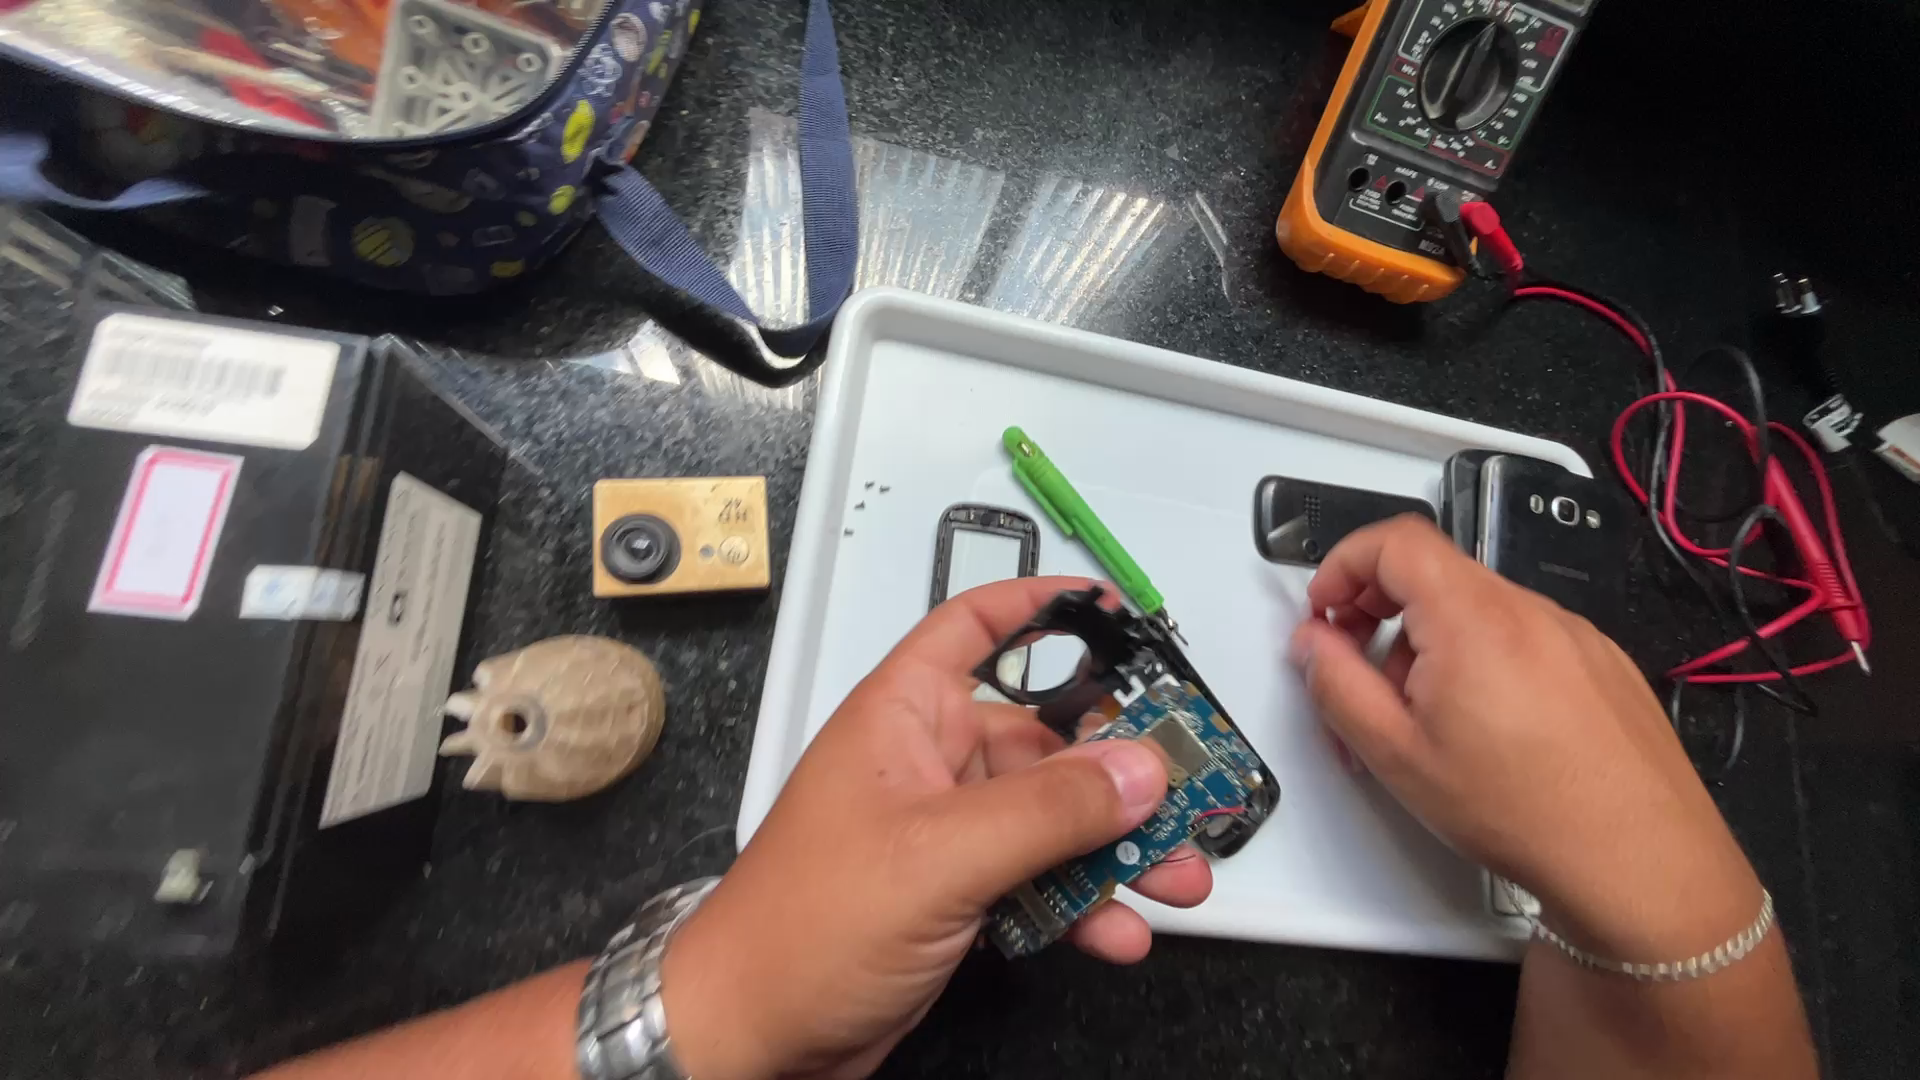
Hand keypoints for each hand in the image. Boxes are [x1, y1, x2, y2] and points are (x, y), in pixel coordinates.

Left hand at [661, 577, 1210, 1079]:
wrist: (755, 1037)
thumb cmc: (810, 922)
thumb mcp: (938, 854)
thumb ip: (1044, 811)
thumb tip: (1139, 769)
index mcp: (907, 712)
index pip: (972, 625)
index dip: (1036, 605)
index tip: (1107, 607)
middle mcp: (932, 758)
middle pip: (1041, 735)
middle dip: (1115, 766)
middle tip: (1184, 786)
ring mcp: (949, 825)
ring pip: (1051, 813)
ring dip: (1115, 843)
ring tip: (1177, 875)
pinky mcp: (961, 886)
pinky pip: (1039, 875)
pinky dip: (1082, 899)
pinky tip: (1119, 929)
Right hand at [1289, 516, 1762, 960]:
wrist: (1647, 871)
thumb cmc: (1523, 813)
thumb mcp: (1393, 752)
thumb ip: (1334, 682)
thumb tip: (1310, 641)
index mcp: (1474, 620)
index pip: (1394, 541)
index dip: (1342, 564)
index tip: (1324, 608)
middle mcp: (1529, 611)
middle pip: (1428, 571)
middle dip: (1373, 607)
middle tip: (1353, 662)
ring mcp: (1572, 634)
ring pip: (1467, 606)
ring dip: (1420, 639)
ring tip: (1416, 710)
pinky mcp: (1599, 661)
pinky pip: (1513, 632)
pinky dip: (1470, 653)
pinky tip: (1474, 719)